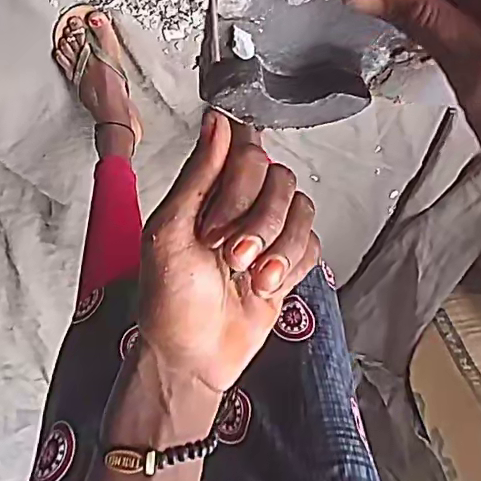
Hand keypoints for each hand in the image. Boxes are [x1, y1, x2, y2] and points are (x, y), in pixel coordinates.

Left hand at [136, 111, 320, 394]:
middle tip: (230, 250)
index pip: (244, 146)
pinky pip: (312, 243)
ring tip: (247, 274)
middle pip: (278, 176)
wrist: (192, 357)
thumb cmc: (169, 297)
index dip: (244, 166)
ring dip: (276, 247)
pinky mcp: (289, 260)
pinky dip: (291, 266)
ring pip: (301, 208)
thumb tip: (216, 123)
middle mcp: (241, 203)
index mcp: (207, 188)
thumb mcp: (170, 230)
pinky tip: (265, 285)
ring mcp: (268, 231)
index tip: (233, 190)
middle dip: (257, 218)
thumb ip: (198, 174)